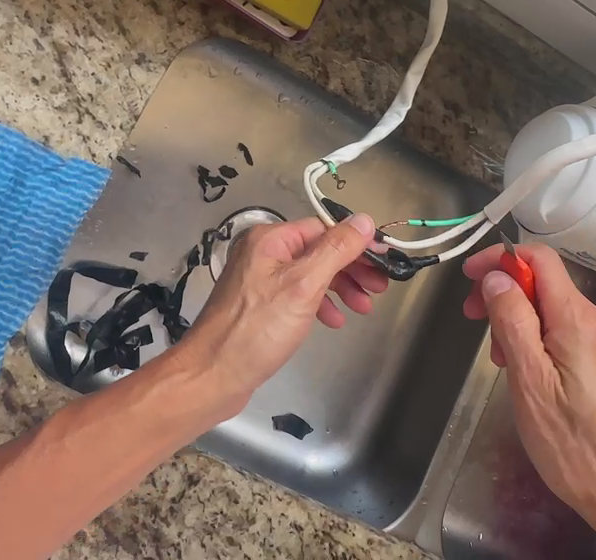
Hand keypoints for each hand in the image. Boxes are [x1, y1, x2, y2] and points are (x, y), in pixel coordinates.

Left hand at [172, 214, 386, 412]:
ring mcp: (259, 278)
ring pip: (310, 273)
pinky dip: (319, 303)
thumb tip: (363, 221)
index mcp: (270, 239)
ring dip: (339, 287)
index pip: (323, 229)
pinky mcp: (259, 304)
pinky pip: (297, 294)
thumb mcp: (303, 285)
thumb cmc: (256, 330)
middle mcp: (263, 252)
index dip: (356, 243)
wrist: (213, 375)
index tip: (383, 258)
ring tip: (363, 306)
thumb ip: (335, 251)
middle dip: (350, 268)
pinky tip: (333, 319)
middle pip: (318, 250)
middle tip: (379, 286)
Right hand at [463, 244, 595, 559]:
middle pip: (544, 283)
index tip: (469, 276)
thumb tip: (497, 277)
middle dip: (504, 293)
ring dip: (518, 321)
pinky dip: (536, 340)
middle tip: (475, 323)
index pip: (539, 259)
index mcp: (578, 320)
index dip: (500, 258)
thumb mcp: (530, 381)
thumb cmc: (575, 445)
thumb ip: (512, 321)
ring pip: (551, 310)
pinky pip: (565, 333)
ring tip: (502, 362)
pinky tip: (527, 374)